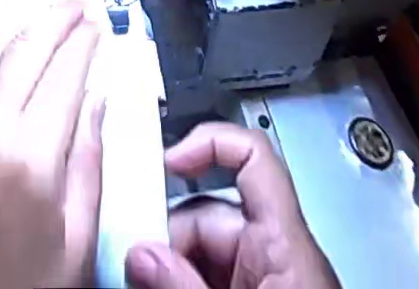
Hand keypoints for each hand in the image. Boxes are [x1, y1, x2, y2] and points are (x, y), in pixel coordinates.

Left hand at [0, 1, 105, 288]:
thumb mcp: (73, 240)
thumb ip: (88, 159)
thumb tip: (97, 95)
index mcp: (31, 157)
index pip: (66, 71)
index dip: (86, 40)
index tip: (99, 25)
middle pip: (26, 46)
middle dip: (58, 17)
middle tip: (78, 4)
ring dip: (16, 21)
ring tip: (39, 12)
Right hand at [125, 122, 339, 288]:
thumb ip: (185, 284)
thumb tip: (141, 254)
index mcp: (286, 239)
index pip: (253, 154)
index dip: (210, 142)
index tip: (167, 160)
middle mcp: (278, 249)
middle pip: (213, 211)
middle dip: (169, 230)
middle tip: (132, 260)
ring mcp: (269, 274)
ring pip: (208, 248)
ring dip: (171, 262)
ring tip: (139, 280)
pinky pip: (215, 275)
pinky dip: (187, 280)